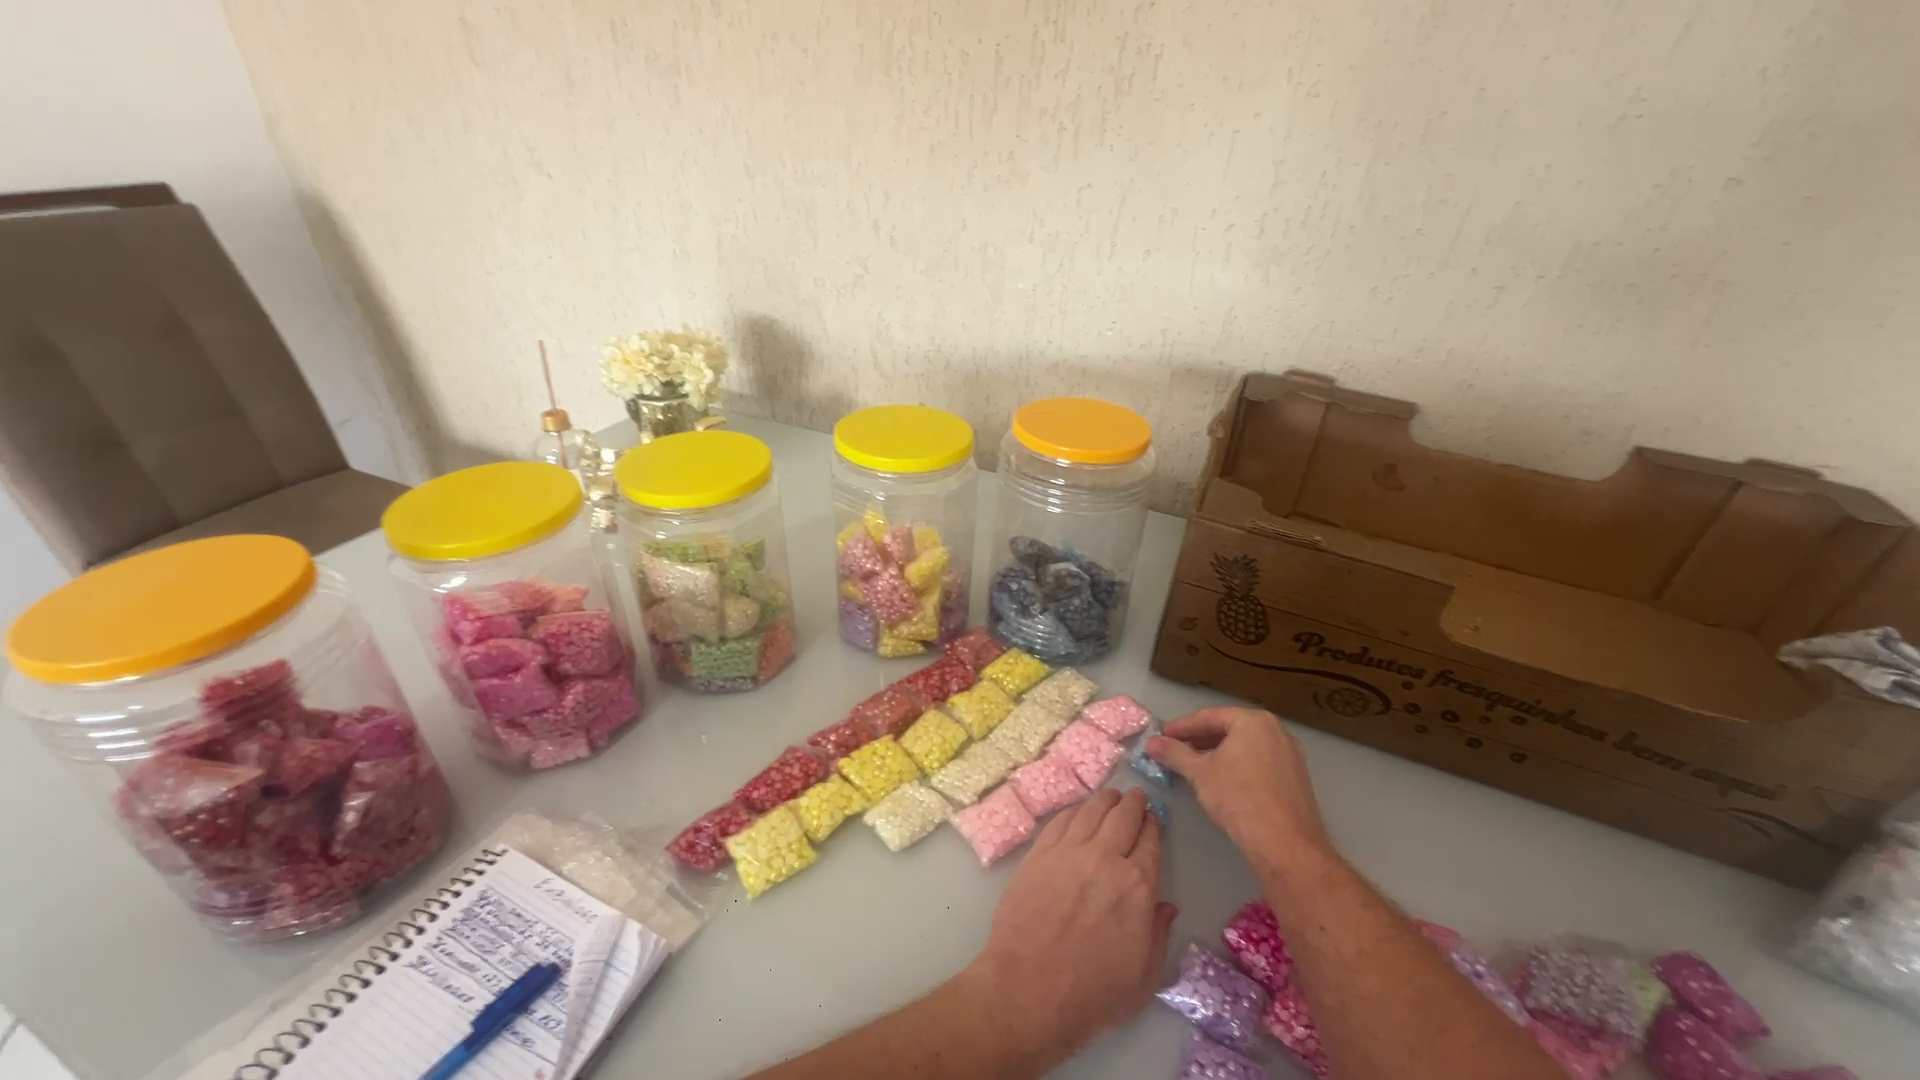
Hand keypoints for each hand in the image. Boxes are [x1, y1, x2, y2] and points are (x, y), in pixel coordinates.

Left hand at [964, 789, 1178, 1059]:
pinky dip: (1074, 811)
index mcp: (1137, 885)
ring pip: (1090, 812)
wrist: (1029, 991)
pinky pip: (1060, 822)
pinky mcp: (1037, 856)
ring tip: (1111, 796)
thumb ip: (1158, 935)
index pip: (1150, 841)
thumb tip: (1166, 907)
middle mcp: (1105, 859)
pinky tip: (1078, 811)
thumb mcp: (1144, 977)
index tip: (1154, 818)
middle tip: (1135, 796)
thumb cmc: (1093, 995)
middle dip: (1133, 803)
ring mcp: (1067, 853)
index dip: (1154, 826)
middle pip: (1122, 817)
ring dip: (1104, 800)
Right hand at [1147, 706, 1333, 874]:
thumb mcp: (1200, 773)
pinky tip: (1223, 781)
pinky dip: (1239, 765)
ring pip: (1247, 746)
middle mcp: (1277, 731)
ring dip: (1219, 753)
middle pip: (1231, 728)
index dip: (1183, 726)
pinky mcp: (1296, 778)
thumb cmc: (1238, 798)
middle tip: (1176, 749)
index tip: (1163, 736)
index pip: (1210, 716)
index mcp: (1254, 722)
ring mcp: (1291, 755)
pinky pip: (1261, 761)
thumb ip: (1174, 754)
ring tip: (1196, 765)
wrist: (1284, 843)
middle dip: (1201, 739)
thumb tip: (1152, 743)